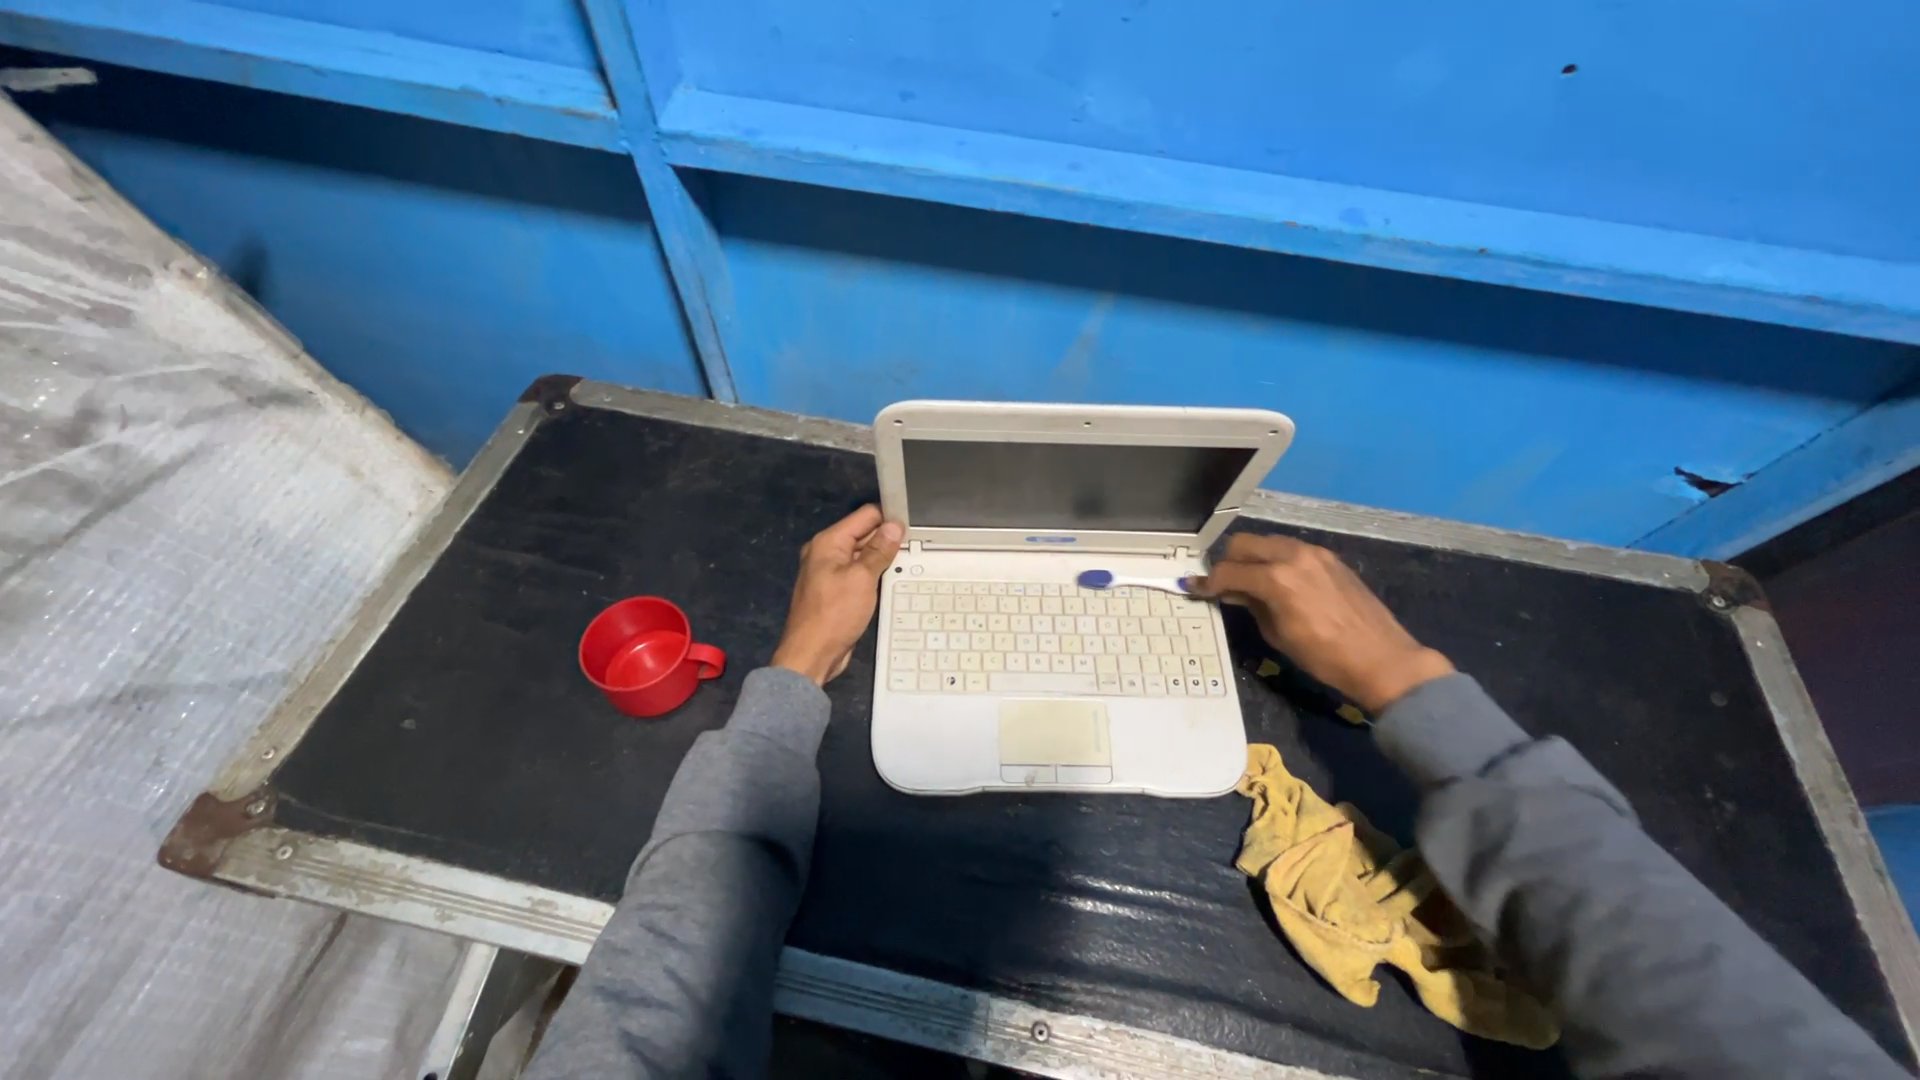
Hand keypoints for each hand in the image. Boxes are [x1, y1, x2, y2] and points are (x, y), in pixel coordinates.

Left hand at [771, 505, 904, 685]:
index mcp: (829, 542)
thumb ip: (879, 550)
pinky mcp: (835, 590)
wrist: (811, 654)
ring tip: (909, 561)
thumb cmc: (835, 614)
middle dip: (887, 539)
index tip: (913, 527)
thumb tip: (894, 526)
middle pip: (863, 534)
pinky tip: (891, 579)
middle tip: (917, 546)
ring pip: (862, 555)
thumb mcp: (862, 578)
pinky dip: (873, 574)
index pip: (864, 516)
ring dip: (882, 558)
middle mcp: (826, 553)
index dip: (889, 518)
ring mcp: (829, 572)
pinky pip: (858, 573)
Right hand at [1187, 533, 1453, 712]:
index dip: (1206, 582)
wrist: (1382, 659)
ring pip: (1268, 542)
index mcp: (1276, 579)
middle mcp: (1293, 556)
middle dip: (1227, 562)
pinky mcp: (1330, 559)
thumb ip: (1252, 605)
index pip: (1228, 571)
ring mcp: (1314, 554)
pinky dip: (1276, 560)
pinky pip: (1291, 550)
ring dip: (1252, 558)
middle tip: (1223, 585)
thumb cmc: (1324, 657)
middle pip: (1243, 544)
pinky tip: (1278, 582)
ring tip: (1250, 583)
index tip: (1192, 587)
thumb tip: (1235, 592)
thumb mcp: (1277, 634)